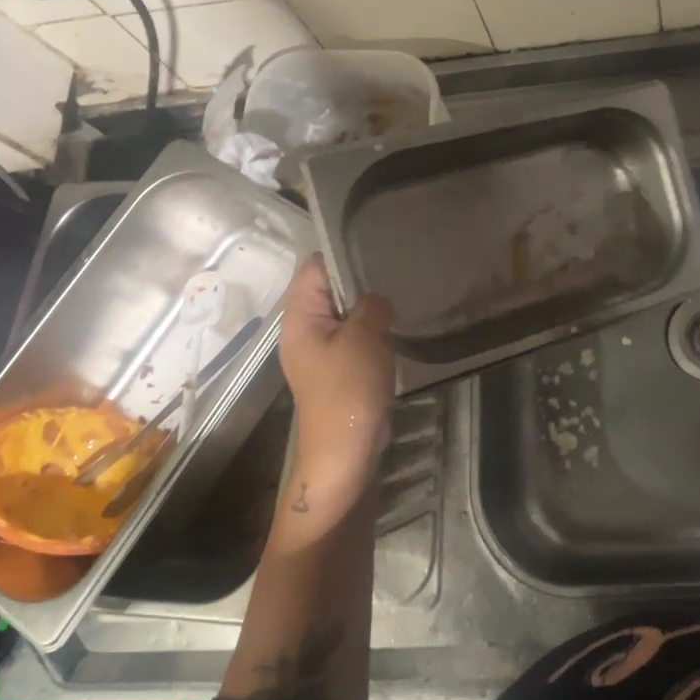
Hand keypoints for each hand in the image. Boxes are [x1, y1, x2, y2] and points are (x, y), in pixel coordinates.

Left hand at [279, 255, 395, 497]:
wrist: (344, 452)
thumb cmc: (348, 390)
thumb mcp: (364, 338)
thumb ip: (371, 306)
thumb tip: (377, 300)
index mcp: (300, 317)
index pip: (314, 267)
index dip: (342, 253)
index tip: (377, 247)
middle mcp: (303, 329)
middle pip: (328, 288)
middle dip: (359, 279)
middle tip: (396, 269)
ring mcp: (319, 350)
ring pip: (343, 313)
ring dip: (367, 307)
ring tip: (399, 295)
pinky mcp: (336, 368)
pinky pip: (352, 337)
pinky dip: (370, 330)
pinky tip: (394, 329)